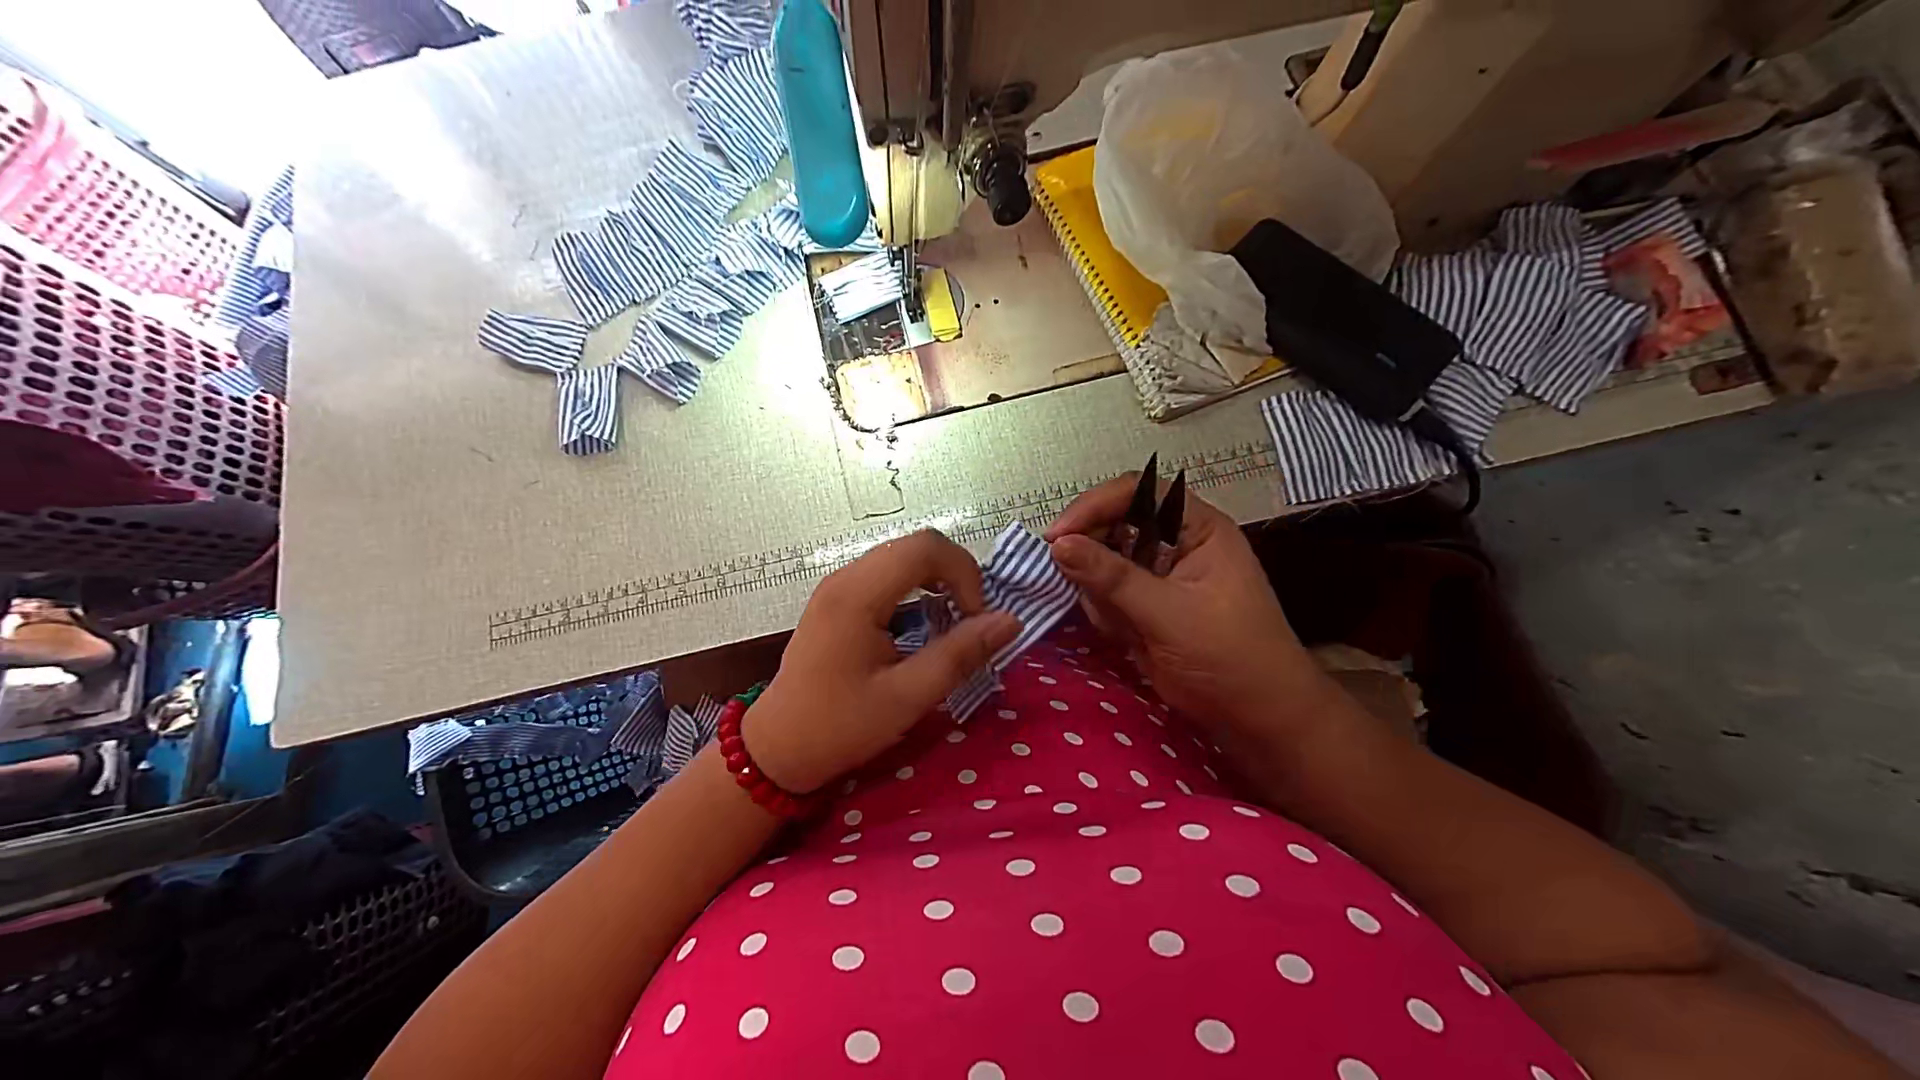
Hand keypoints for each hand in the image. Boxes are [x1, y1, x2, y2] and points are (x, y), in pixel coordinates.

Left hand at [744, 530, 1021, 793]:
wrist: (777, 749)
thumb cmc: (839, 727)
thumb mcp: (907, 697)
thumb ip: (960, 654)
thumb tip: (1009, 621)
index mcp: (856, 595)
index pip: (924, 547)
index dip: (964, 572)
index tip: (977, 617)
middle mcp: (845, 578)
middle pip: (914, 545)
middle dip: (955, 573)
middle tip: (971, 619)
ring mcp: (838, 586)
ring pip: (902, 557)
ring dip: (937, 579)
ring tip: (953, 621)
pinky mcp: (838, 600)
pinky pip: (887, 575)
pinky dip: (916, 588)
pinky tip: (924, 623)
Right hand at [1045, 475, 1324, 733]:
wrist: (1260, 721)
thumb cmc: (1230, 659)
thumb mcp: (1169, 614)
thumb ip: (1112, 578)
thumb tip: (1058, 545)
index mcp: (1197, 529)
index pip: (1137, 493)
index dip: (1093, 506)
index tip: (1056, 537)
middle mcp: (1176, 544)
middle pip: (1114, 525)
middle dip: (1092, 555)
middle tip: (1068, 582)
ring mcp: (1160, 577)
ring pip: (1105, 563)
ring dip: (1100, 592)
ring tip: (1121, 626)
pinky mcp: (1148, 607)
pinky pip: (1108, 595)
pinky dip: (1106, 614)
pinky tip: (1126, 638)